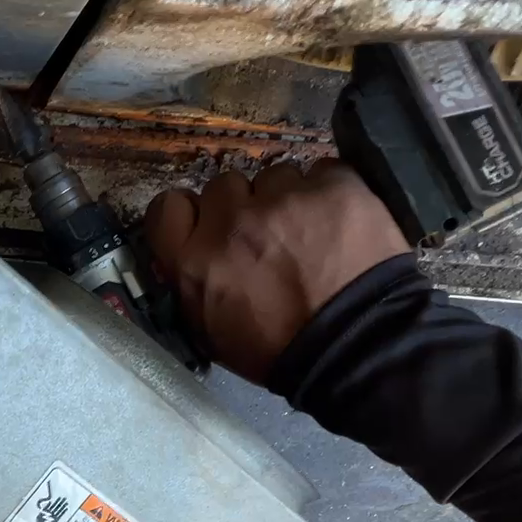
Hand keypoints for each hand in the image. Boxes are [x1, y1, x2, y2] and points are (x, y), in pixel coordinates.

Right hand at [144, 160, 410, 384]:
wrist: (354, 343)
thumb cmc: (272, 349)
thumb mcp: (207, 328)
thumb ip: (191, 281)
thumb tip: (190, 256)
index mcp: (192, 262)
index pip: (167, 207)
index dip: (185, 214)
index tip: (200, 227)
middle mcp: (230, 222)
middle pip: (221, 186)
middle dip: (236, 206)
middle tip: (257, 234)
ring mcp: (283, 200)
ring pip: (272, 176)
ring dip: (281, 198)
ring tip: (303, 229)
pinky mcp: (334, 186)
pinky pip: (321, 172)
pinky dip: (325, 192)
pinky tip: (334, 220)